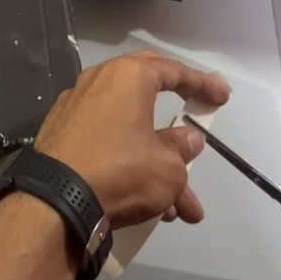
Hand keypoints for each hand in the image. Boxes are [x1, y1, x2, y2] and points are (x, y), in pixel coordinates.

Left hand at [32, 50, 231, 227]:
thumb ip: (181, 149)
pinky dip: (131, 165)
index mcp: (126, 76)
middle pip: (145, 86)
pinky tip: (152, 206)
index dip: (200, 83)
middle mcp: (99, 80)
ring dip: (159, 165)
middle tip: (197, 111)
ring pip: (129, 128)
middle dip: (174, 106)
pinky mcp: (64, 131)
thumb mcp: (167, 167)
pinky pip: (107, 141)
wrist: (58, 196)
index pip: (171, 70)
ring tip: (184, 209)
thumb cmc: (121, 170)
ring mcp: (77, 105)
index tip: (222, 95)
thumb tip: (187, 138)